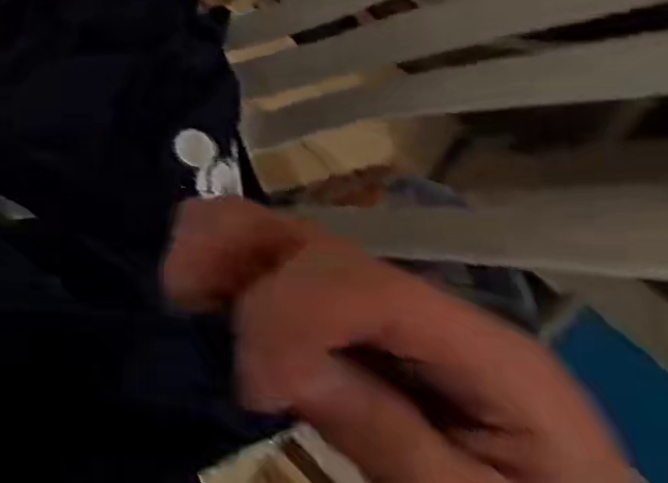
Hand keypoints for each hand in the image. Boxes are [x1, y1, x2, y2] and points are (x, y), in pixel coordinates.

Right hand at [163, 198, 630, 482]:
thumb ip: (392, 439)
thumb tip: (281, 366)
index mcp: (484, 348)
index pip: (361, 286)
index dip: (284, 317)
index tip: (247, 388)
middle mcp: (418, 296)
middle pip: (300, 233)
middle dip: (220, 257)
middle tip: (184, 318)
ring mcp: (371, 294)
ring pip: (265, 229)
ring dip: (206, 255)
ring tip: (188, 314)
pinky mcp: (335, 306)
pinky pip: (256, 257)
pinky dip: (212, 266)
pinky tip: (205, 313)